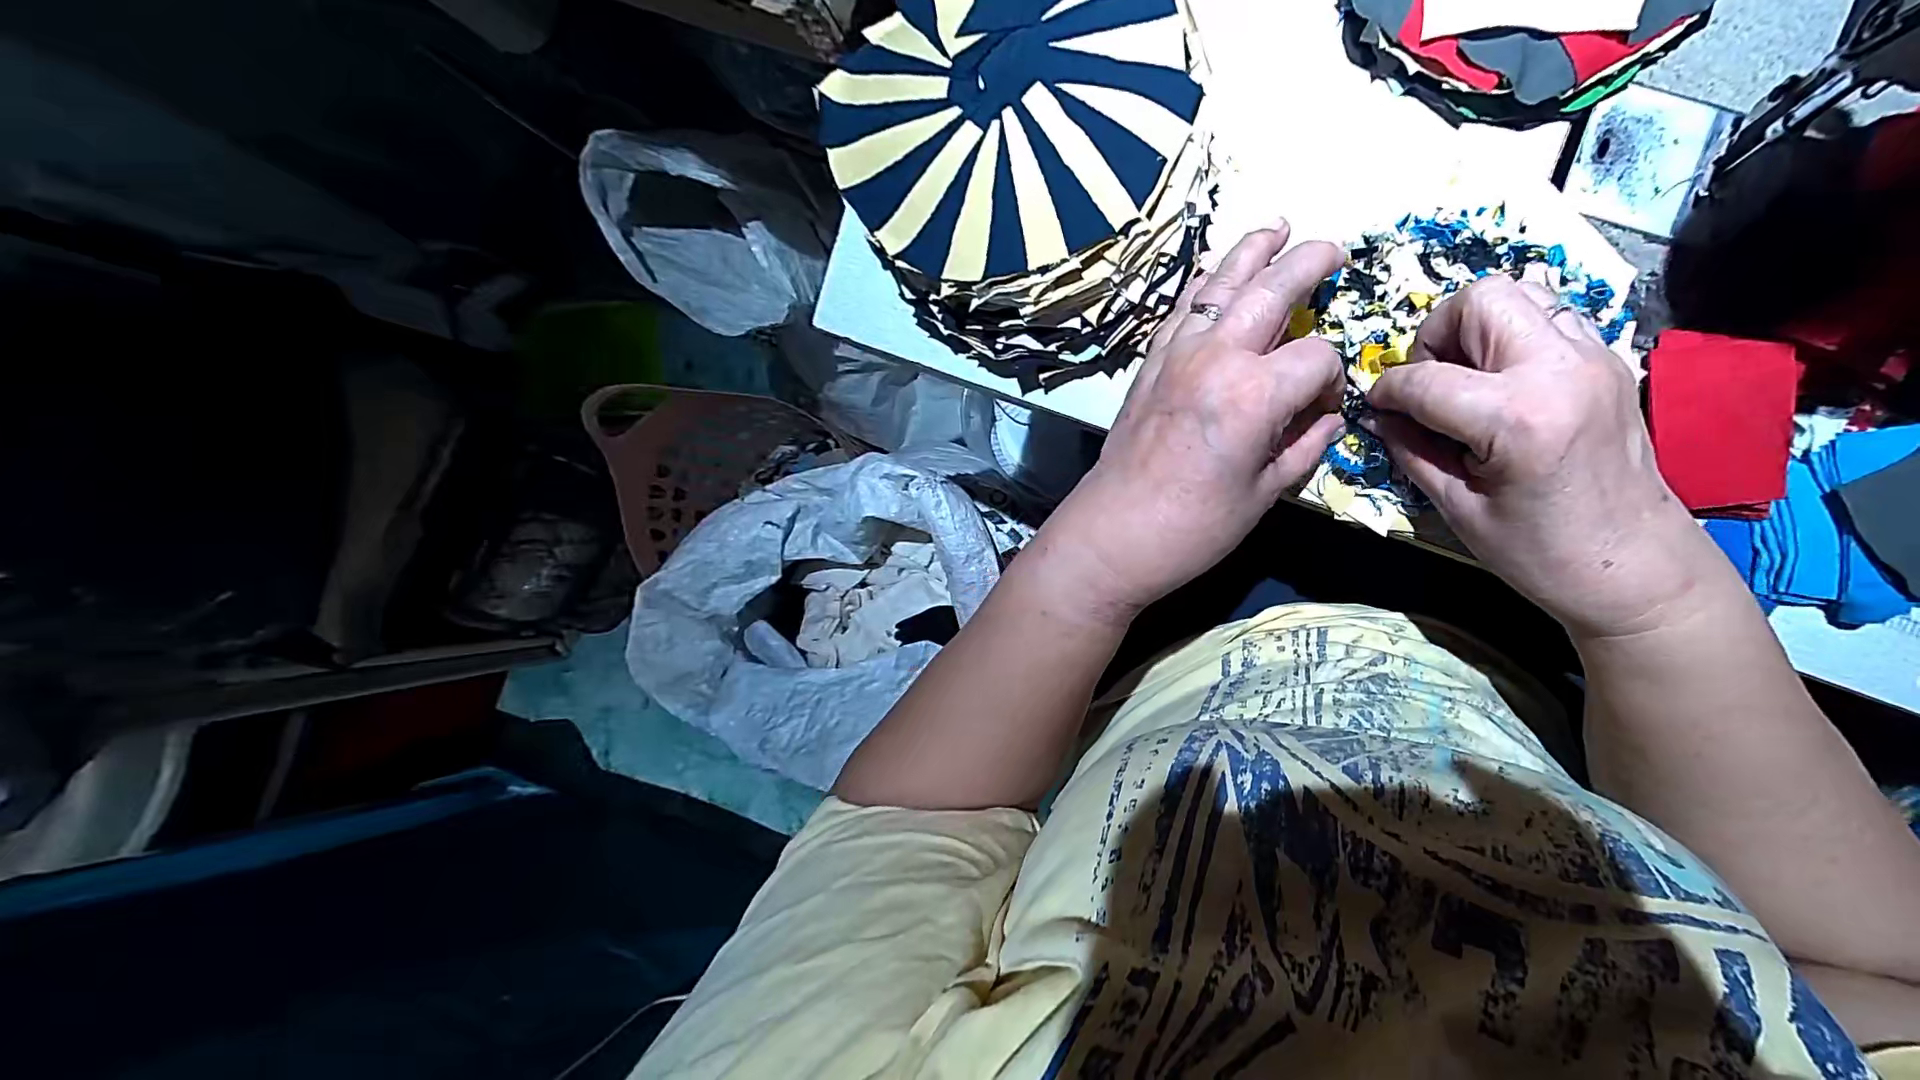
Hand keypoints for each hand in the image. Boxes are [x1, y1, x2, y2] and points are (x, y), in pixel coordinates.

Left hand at [1029, 222, 1346, 623]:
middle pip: (1272, 290)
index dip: (1329, 382)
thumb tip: (1326, 417)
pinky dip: (1200, 289)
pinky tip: (1211, 277)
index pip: (1317, 357)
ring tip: (1276, 227)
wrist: (1111, 533)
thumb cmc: (1193, 527)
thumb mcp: (1264, 494)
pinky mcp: (1147, 367)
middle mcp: (1215, 359)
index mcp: (1255, 394)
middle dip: (1308, 263)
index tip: (1319, 411)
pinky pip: (1178, 312)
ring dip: (1251, 253)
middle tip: (1332, 248)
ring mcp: (1174, 357)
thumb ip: (1304, 446)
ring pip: (1218, 287)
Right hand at [1364, 275, 1719, 639]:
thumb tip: (1377, 416)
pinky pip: (1546, 317)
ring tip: (1462, 377)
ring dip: (1474, 328)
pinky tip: (1497, 382)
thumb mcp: (1456, 505)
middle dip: (1434, 335)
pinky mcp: (1607, 361)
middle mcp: (1561, 370)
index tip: (1375, 409)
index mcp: (1518, 417)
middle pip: (1479, 301)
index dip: (1386, 392)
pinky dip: (1508, 336)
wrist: (1636, 563)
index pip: (1424, 379)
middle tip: (1428, 381)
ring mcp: (1593, 358)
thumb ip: (1411, 449)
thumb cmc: (1537, 550)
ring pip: (1518, 294)